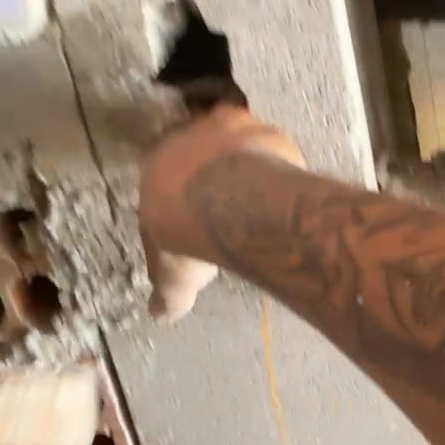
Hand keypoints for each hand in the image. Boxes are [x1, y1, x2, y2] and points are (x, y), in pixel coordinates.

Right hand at [138, 103, 304, 320]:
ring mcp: (230, 128)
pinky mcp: (266, 131)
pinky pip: (273, 140)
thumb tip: (160, 316)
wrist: (225, 207)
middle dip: (216, 165)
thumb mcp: (173, 275)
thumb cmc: (186, 236)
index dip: (184, 183)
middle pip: (202, 145)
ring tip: (263, 183)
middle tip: (235, 192)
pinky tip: (287, 177)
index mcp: (157, 165)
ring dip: (248, 152)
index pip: (166, 167)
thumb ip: (169, 292)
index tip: (198, 200)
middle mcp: (190, 136)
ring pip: (238, 131)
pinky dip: (279, 156)